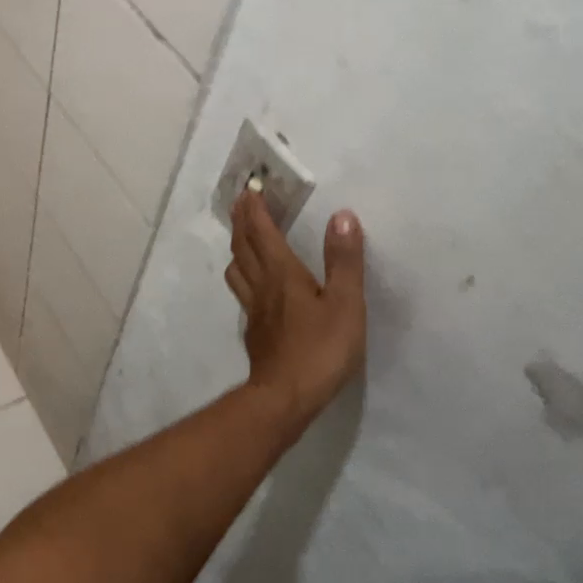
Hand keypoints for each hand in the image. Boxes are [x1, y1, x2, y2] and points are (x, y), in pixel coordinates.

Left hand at [224, 190, 366, 423]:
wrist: (287, 393)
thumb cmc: (321, 349)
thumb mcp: (345, 303)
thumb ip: (343, 260)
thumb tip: (342, 216)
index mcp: (282, 274)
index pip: (262, 233)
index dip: (254, 210)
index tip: (249, 189)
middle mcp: (261, 286)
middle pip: (243, 247)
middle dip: (241, 221)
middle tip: (239, 202)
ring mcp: (254, 308)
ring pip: (237, 269)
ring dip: (237, 247)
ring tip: (240, 238)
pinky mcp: (255, 329)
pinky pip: (242, 291)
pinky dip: (242, 275)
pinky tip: (250, 283)